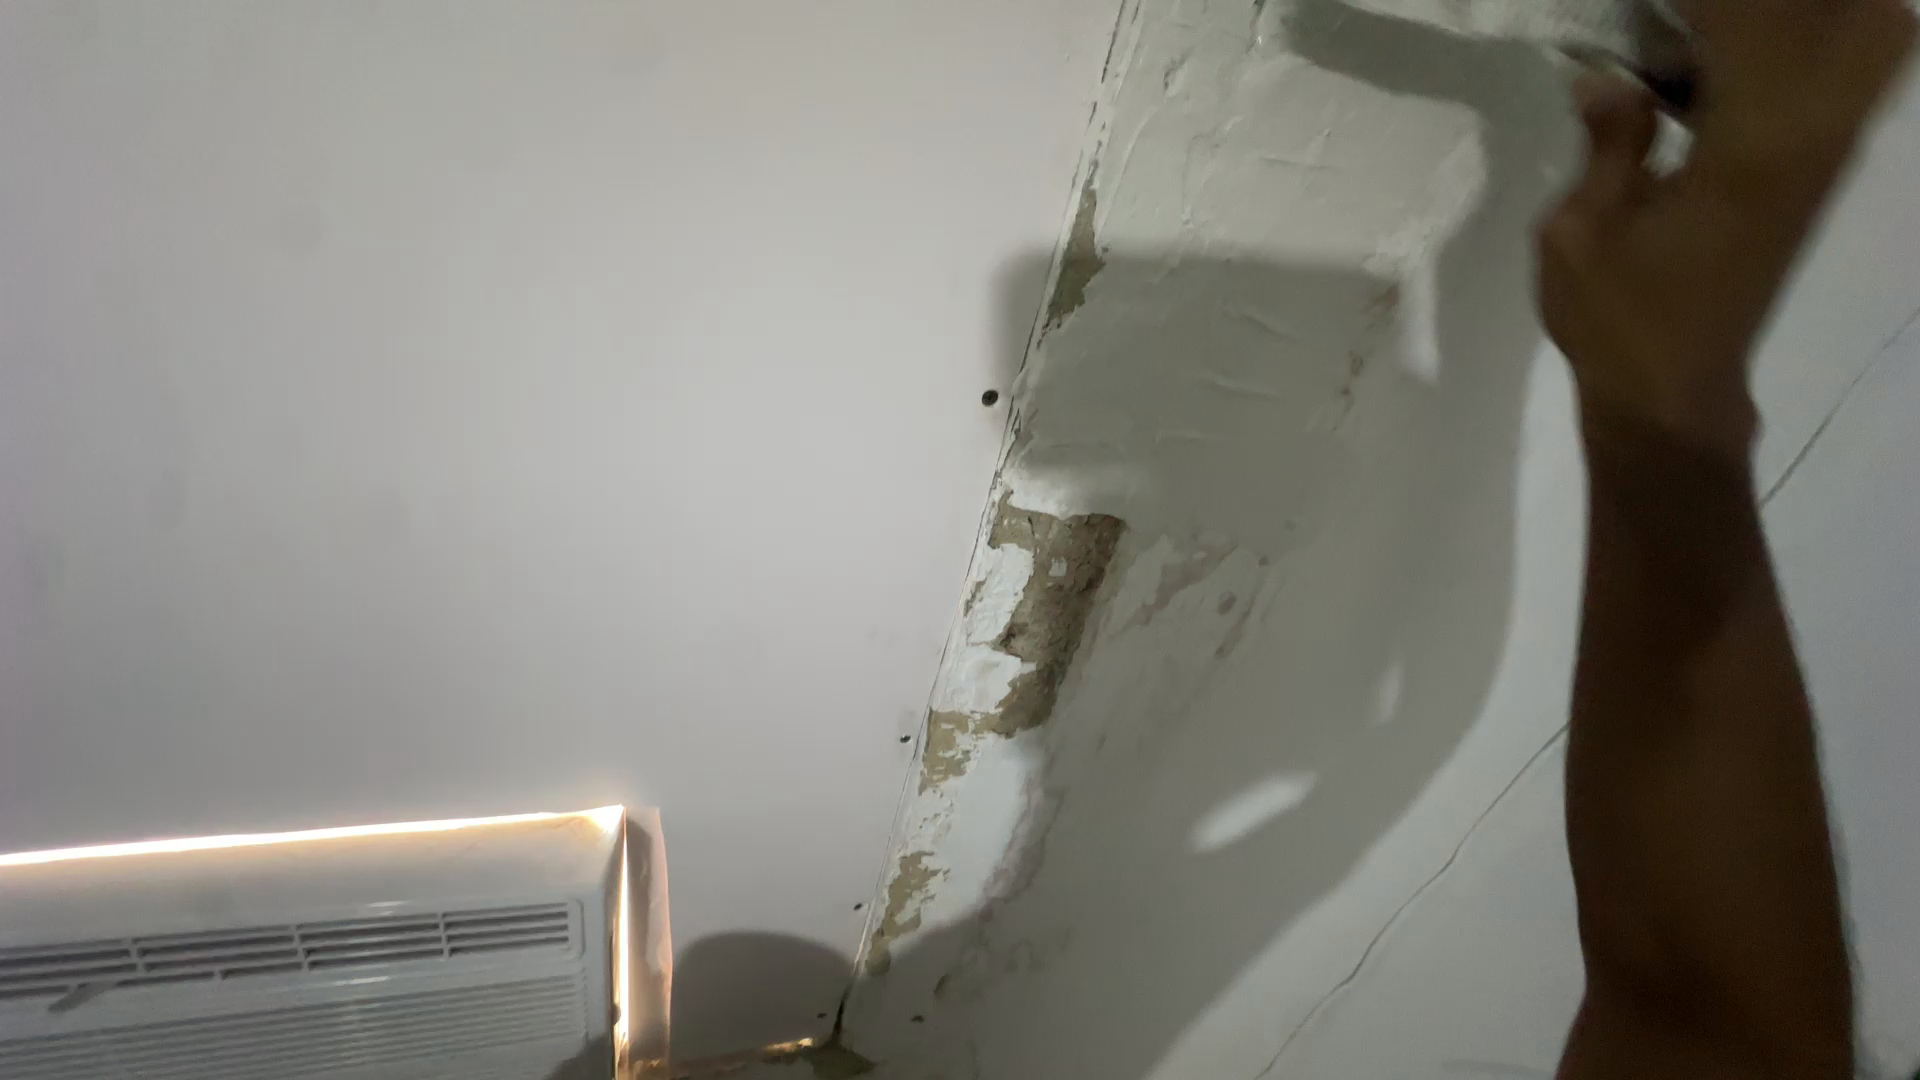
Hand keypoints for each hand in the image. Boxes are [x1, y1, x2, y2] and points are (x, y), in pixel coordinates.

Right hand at [1536, 0, 1914, 456]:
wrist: (1671, 381)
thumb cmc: (1612, 316)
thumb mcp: (1576, 234)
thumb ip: (1607, 146)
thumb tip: (1604, 76)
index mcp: (1747, 147)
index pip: (1754, 20)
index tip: (1643, 2)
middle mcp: (1815, 130)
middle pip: (1841, 11)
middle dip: (1758, 6)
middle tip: (1676, 21)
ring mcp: (1833, 146)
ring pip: (1870, 28)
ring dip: (1795, 20)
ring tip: (1709, 36)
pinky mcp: (1826, 163)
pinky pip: (1856, 66)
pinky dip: (1812, 40)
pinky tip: (1737, 62)